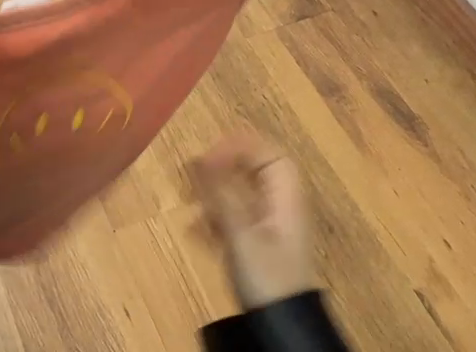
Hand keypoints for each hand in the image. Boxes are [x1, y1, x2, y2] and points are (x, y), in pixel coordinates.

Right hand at [190, 127, 317, 309]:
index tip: (211, 158)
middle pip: (253, 171)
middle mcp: (280, 208)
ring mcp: (269, 227)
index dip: (241, 148)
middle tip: (195, 174)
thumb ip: (220, 194)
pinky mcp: (258, 246)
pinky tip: (196, 230)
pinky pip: (234, 217)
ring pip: (240, 193)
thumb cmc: (267, 276)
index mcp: (285, 200)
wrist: (283, 327)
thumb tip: (199, 157)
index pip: (270, 154)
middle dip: (221, 168)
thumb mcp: (241, 234)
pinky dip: (213, 218)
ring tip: (190, 201)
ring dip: (213, 192)